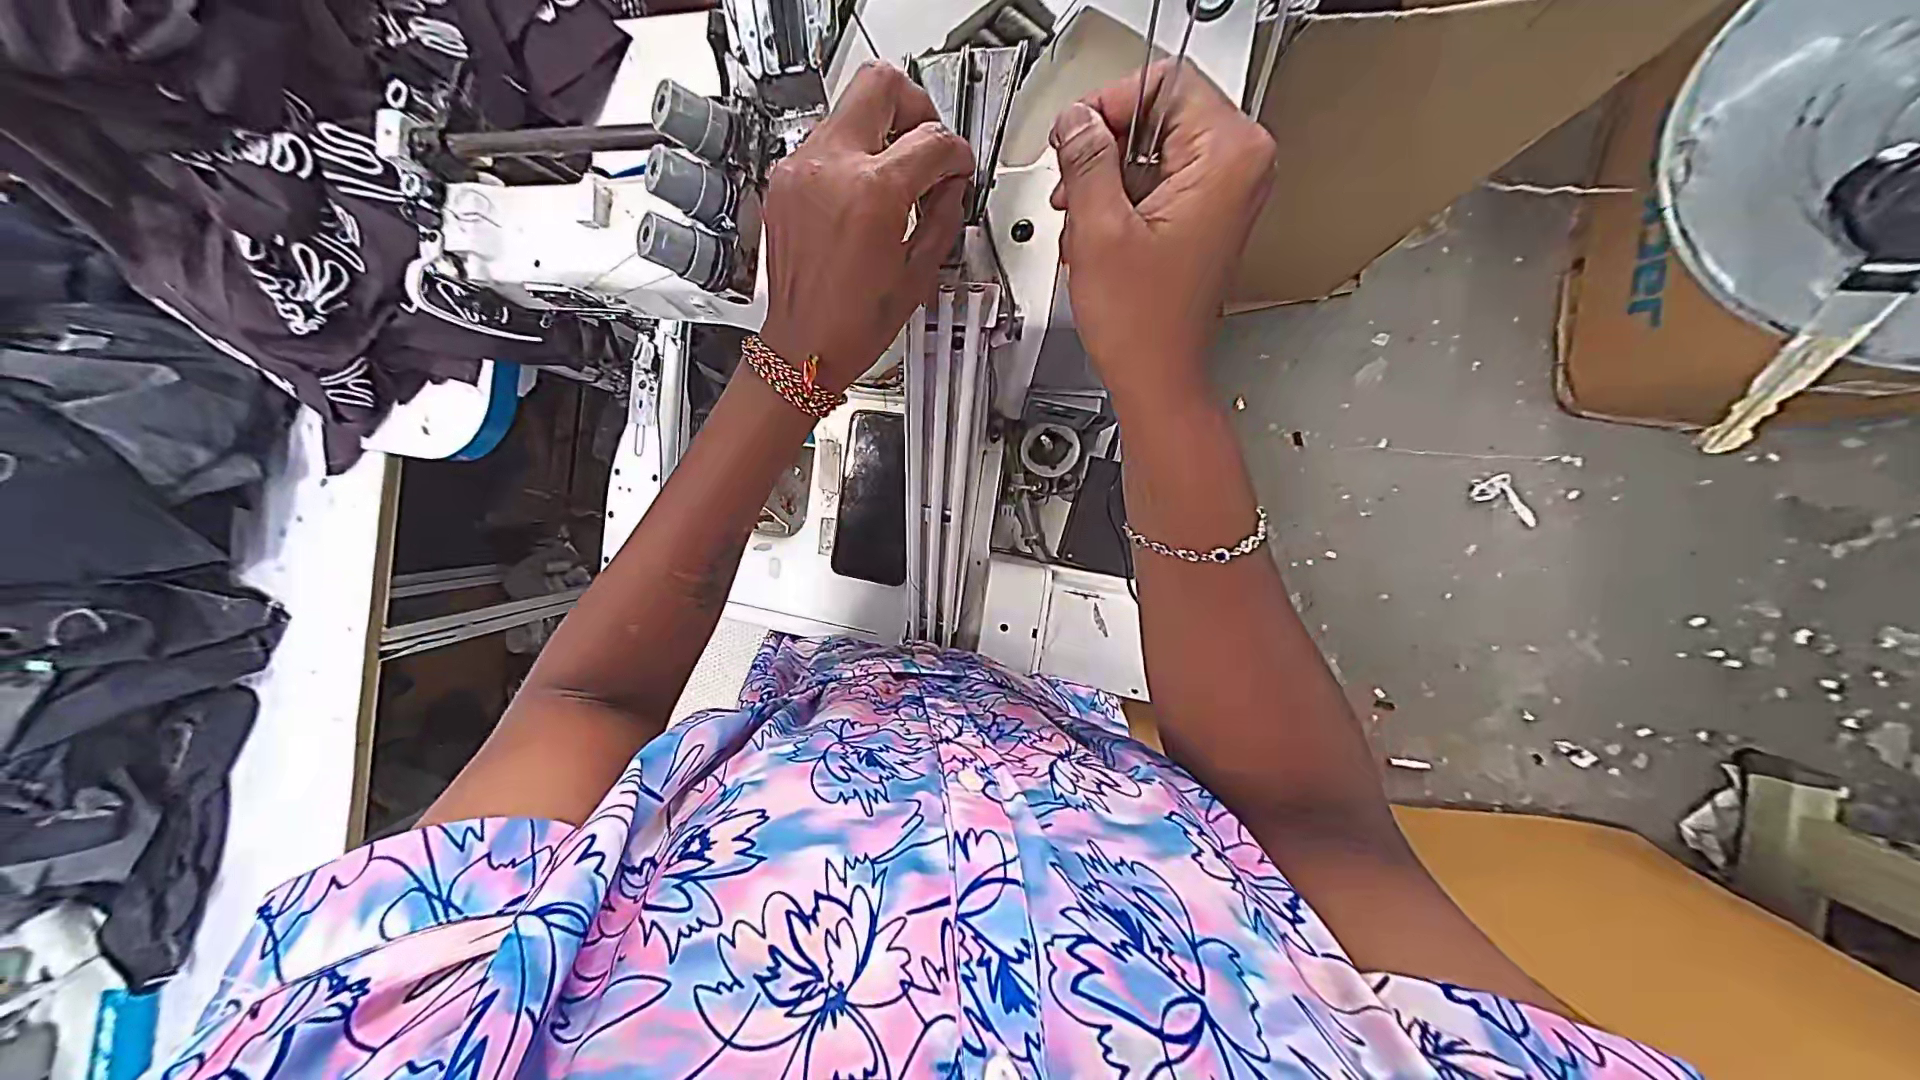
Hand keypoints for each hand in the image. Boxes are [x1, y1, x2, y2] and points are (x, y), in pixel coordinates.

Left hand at [757, 62, 973, 391]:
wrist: (803, 346)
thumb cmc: (851, 325)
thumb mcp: (918, 273)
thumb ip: (942, 216)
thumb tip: (950, 186)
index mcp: (871, 194)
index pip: (931, 137)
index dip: (956, 153)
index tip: (958, 167)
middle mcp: (830, 168)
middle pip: (882, 83)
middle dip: (917, 108)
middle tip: (927, 145)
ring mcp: (800, 170)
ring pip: (849, 107)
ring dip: (883, 131)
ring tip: (898, 176)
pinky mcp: (783, 182)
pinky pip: (825, 141)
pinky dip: (853, 156)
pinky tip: (866, 194)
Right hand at [1049, 60, 1276, 402]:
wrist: (1156, 375)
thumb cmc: (1143, 325)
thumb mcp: (1098, 230)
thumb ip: (1084, 160)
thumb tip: (1075, 121)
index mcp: (1228, 158)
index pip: (1164, 81)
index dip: (1107, 105)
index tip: (1074, 137)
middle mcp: (1237, 169)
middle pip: (1156, 114)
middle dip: (1102, 152)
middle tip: (1072, 187)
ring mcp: (1222, 195)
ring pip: (1149, 152)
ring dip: (1103, 183)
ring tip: (1082, 227)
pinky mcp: (1202, 218)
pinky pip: (1154, 184)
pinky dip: (1117, 204)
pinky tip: (1096, 238)